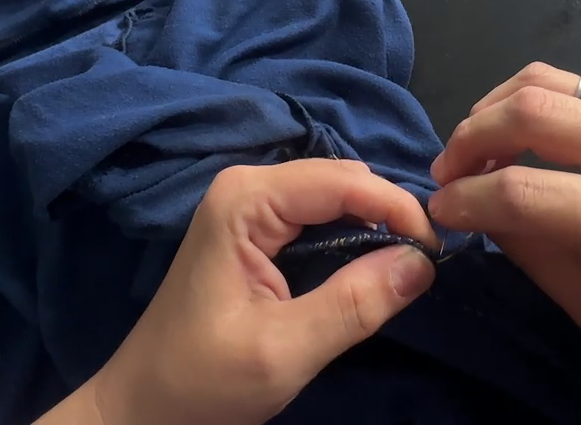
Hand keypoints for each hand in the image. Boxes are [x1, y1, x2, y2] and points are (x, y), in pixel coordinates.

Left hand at [74, 159, 438, 424]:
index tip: (437, 250)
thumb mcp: (284, 352)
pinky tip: (370, 258)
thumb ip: (354, 304)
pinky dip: (350, 229)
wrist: (143, 407)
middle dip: (387, 211)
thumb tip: (423, 263)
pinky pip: (316, 211)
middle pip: (338, 179)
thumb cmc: (203, 382)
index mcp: (247, 198)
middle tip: (426, 260)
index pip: (342, 181)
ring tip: (408, 259)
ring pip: (332, 192)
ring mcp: (249, 200)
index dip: (395, 207)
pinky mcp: (254, 222)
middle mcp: (249, 183)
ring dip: (372, 220)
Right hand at [428, 62, 580, 386]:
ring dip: (491, 109)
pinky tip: (509, 129)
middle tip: (447, 174)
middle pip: (530, 115)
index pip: (526, 192)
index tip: (440, 213)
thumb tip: (480, 210)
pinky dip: (522, 98)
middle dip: (470, 140)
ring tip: (472, 147)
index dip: (468, 200)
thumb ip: (535, 255)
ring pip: (543, 83)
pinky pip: (567, 83)